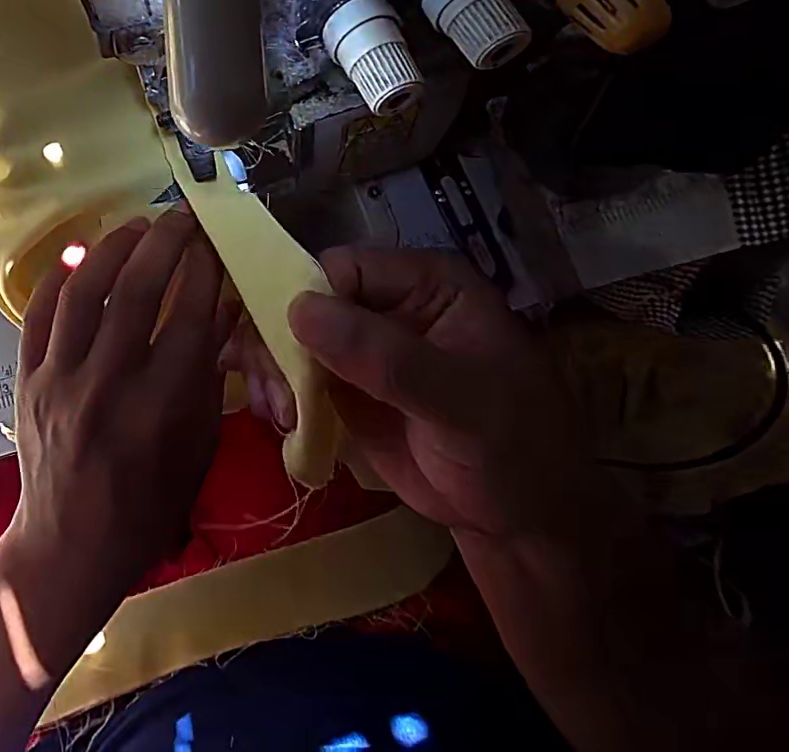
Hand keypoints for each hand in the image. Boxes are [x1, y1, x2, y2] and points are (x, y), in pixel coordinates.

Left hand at [8, 210, 232, 593]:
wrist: (68, 549)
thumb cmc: (147, 506)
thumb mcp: (197, 446)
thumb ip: (209, 375)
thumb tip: (222, 308)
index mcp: (158, 409)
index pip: (189, 317)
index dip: (204, 269)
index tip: (214, 239)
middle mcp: (106, 386)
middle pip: (138, 291)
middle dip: (165, 241)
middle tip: (181, 215)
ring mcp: (57, 379)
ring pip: (84, 292)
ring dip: (113, 248)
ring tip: (137, 226)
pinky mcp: (25, 379)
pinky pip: (38, 314)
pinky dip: (58, 277)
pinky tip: (79, 252)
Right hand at [287, 247, 625, 545]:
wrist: (518, 520)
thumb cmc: (511, 449)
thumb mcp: (457, 401)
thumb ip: (385, 356)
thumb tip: (300, 311)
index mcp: (425, 283)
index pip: (344, 268)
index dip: (304, 297)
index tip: (282, 346)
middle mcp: (388, 304)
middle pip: (307, 299)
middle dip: (276, 339)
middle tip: (270, 390)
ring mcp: (362, 346)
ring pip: (292, 336)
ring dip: (270, 367)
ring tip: (274, 411)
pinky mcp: (345, 385)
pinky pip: (295, 373)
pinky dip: (276, 390)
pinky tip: (276, 417)